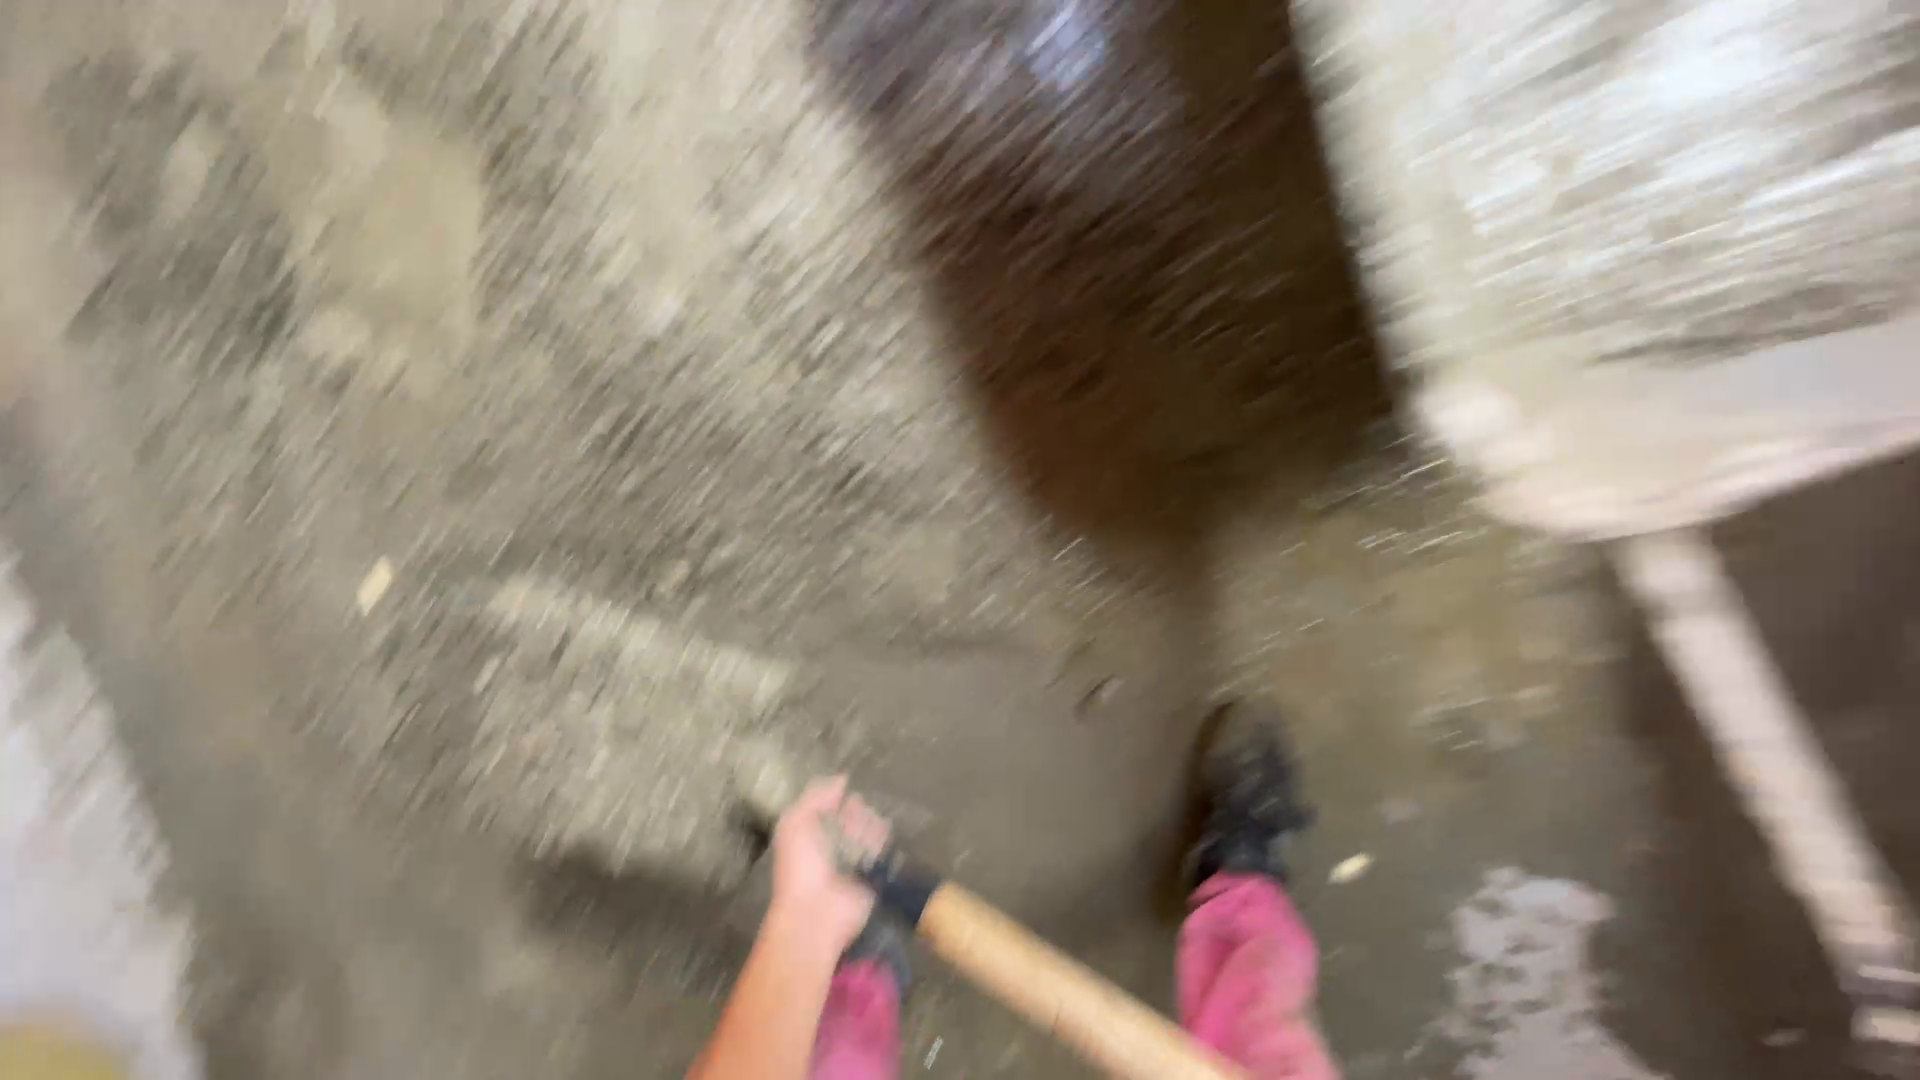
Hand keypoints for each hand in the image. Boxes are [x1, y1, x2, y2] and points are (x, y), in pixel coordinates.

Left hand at [768, 776, 889, 955]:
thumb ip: (816, 796)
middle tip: (858, 811)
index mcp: (808, 834)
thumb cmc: (800, 866)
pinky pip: (880, 853)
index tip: (846, 791)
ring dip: (870, 824)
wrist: (815, 912)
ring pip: (867, 833)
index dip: (836, 798)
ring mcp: (851, 862)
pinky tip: (882, 833)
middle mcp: (830, 847)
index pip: (826, 809)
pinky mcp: (870, 876)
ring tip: (869, 824)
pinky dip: (882, 841)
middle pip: (850, 819)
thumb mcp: (796, 822)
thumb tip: (842, 778)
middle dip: (856, 811)